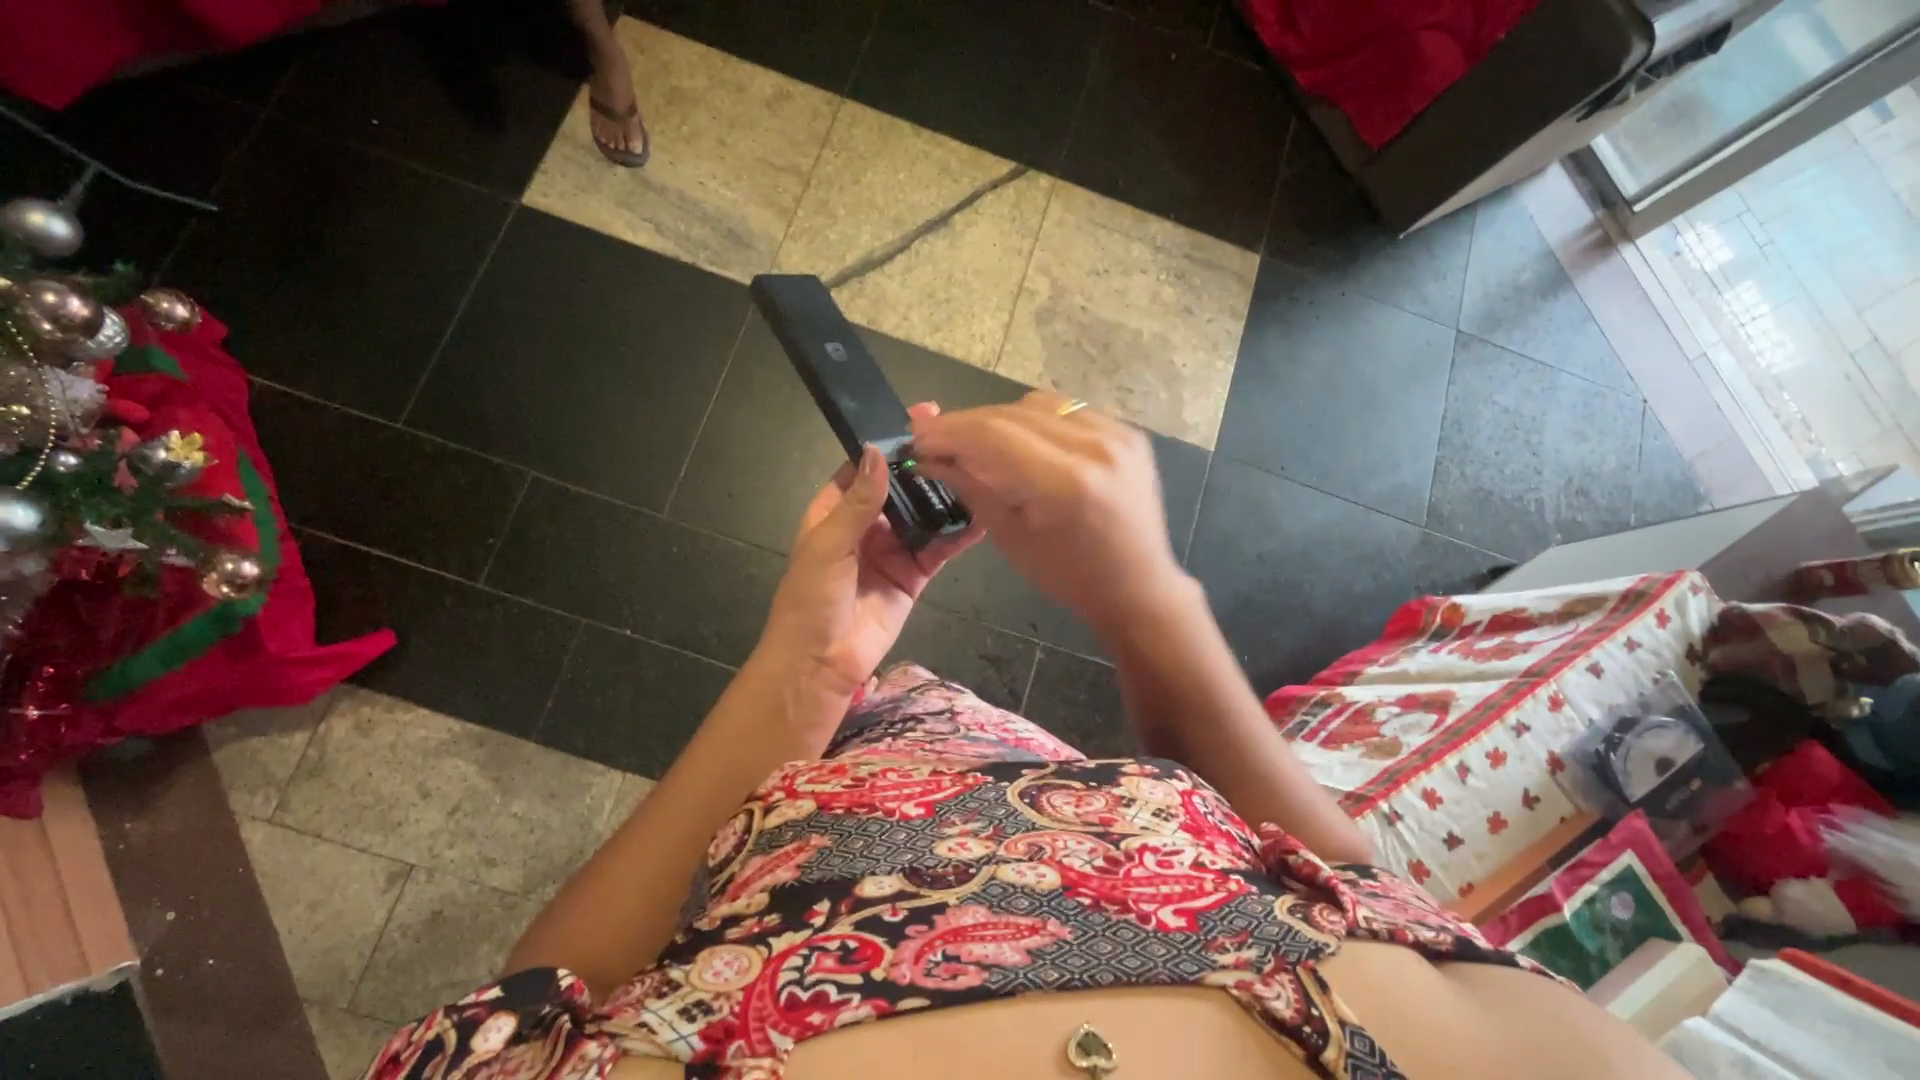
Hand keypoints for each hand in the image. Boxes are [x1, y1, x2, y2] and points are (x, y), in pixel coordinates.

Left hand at [757, 405, 982, 702]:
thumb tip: (879, 453)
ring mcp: (891, 551)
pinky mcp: (913, 576)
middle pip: (898, 490)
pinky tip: (982, 517)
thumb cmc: (811, 599)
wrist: (820, 663)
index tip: (919, 421)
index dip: (887, 447)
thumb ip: (858, 502)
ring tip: (978, 472)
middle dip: (924, 469)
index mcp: (834, 512)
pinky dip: (957, 535)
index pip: (862, 469)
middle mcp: (865, 527)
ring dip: (944, 498)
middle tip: (960, 442)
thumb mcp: (829, 544)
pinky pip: (938, 549)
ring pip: (922, 517)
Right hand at [909, 391, 1188, 634]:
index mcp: (1066, 483)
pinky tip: (1020, 443)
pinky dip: (1034, 421)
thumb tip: (927, 454)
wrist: (1138, 585)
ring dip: (998, 419)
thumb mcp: (1010, 537)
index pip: (992, 435)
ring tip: (976, 442)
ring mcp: (1117, 434)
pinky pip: (1065, 410)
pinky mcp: (1127, 432)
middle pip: (1010, 414)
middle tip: (933, 437)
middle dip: (965, 423)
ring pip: (1036, 404)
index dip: (948, 432)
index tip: (916, 437)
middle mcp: (1095, 447)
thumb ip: (970, 485)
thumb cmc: (1068, 576)